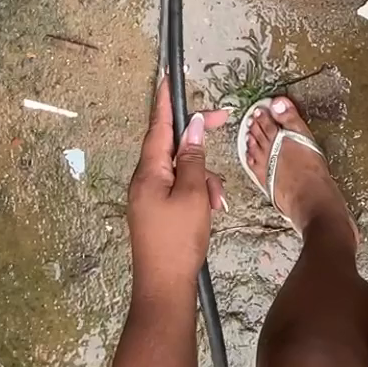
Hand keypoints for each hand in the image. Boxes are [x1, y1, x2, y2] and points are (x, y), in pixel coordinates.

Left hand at [126, 79, 227, 299]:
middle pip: (173, 144)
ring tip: (215, 199)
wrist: (164, 289)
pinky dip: (197, 191)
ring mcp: (150, 196)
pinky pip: (180, 187)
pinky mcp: (158, 210)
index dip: (165, 100)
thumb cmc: (178, 239)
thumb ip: (193, 157)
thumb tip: (192, 126)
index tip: (168, 77)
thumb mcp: (192, 193)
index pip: (158, 125)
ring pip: (181, 168)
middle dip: (198, 138)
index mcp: (148, 171)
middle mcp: (145, 179)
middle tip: (223, 119)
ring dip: (202, 174)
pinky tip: (210, 208)